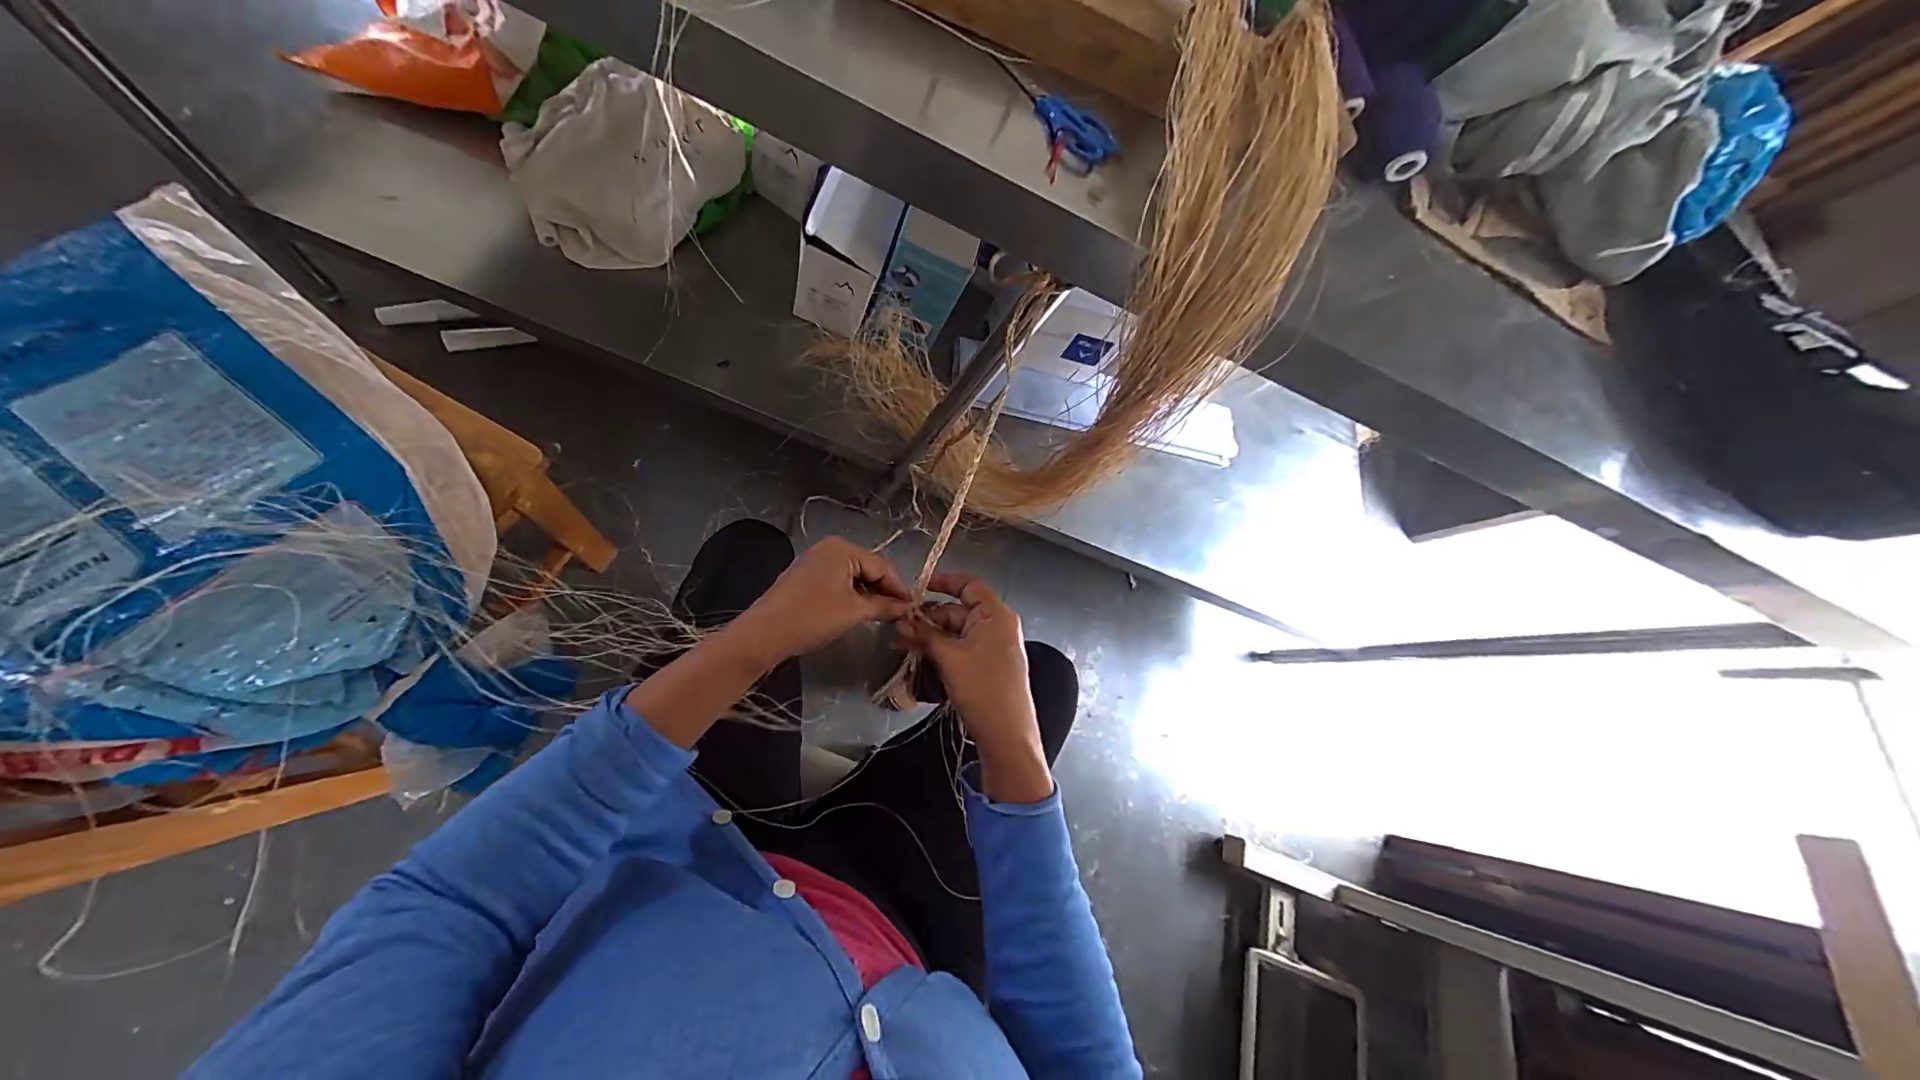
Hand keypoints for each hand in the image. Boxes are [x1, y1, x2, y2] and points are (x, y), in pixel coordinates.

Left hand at [725, 537, 912, 663]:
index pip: (883, 566)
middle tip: (901, 613)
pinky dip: (852, 594)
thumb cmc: (812, 617)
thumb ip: (884, 606)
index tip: (914, 607)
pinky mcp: (806, 576)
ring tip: (883, 615)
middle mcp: (829, 547)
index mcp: (843, 549)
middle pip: (868, 568)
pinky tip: (859, 611)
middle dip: (885, 590)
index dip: (900, 588)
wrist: (764, 633)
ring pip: (854, 576)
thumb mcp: (853, 611)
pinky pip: (838, 581)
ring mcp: (815, 560)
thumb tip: (906, 607)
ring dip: (869, 594)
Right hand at [894, 570, 1052, 802]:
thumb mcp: (949, 658)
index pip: (969, 585)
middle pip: (959, 609)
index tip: (917, 586)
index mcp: (996, 614)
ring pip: (957, 629)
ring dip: (932, 634)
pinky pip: (961, 646)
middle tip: (899, 624)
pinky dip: (942, 647)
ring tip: (902, 640)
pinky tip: (919, 653)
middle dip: (930, 615)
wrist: (1007, 734)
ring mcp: (994, 645)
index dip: (943, 581)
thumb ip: (924, 635)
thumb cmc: (982, 688)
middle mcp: (998, 624)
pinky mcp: (988, 663)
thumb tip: (901, 620)